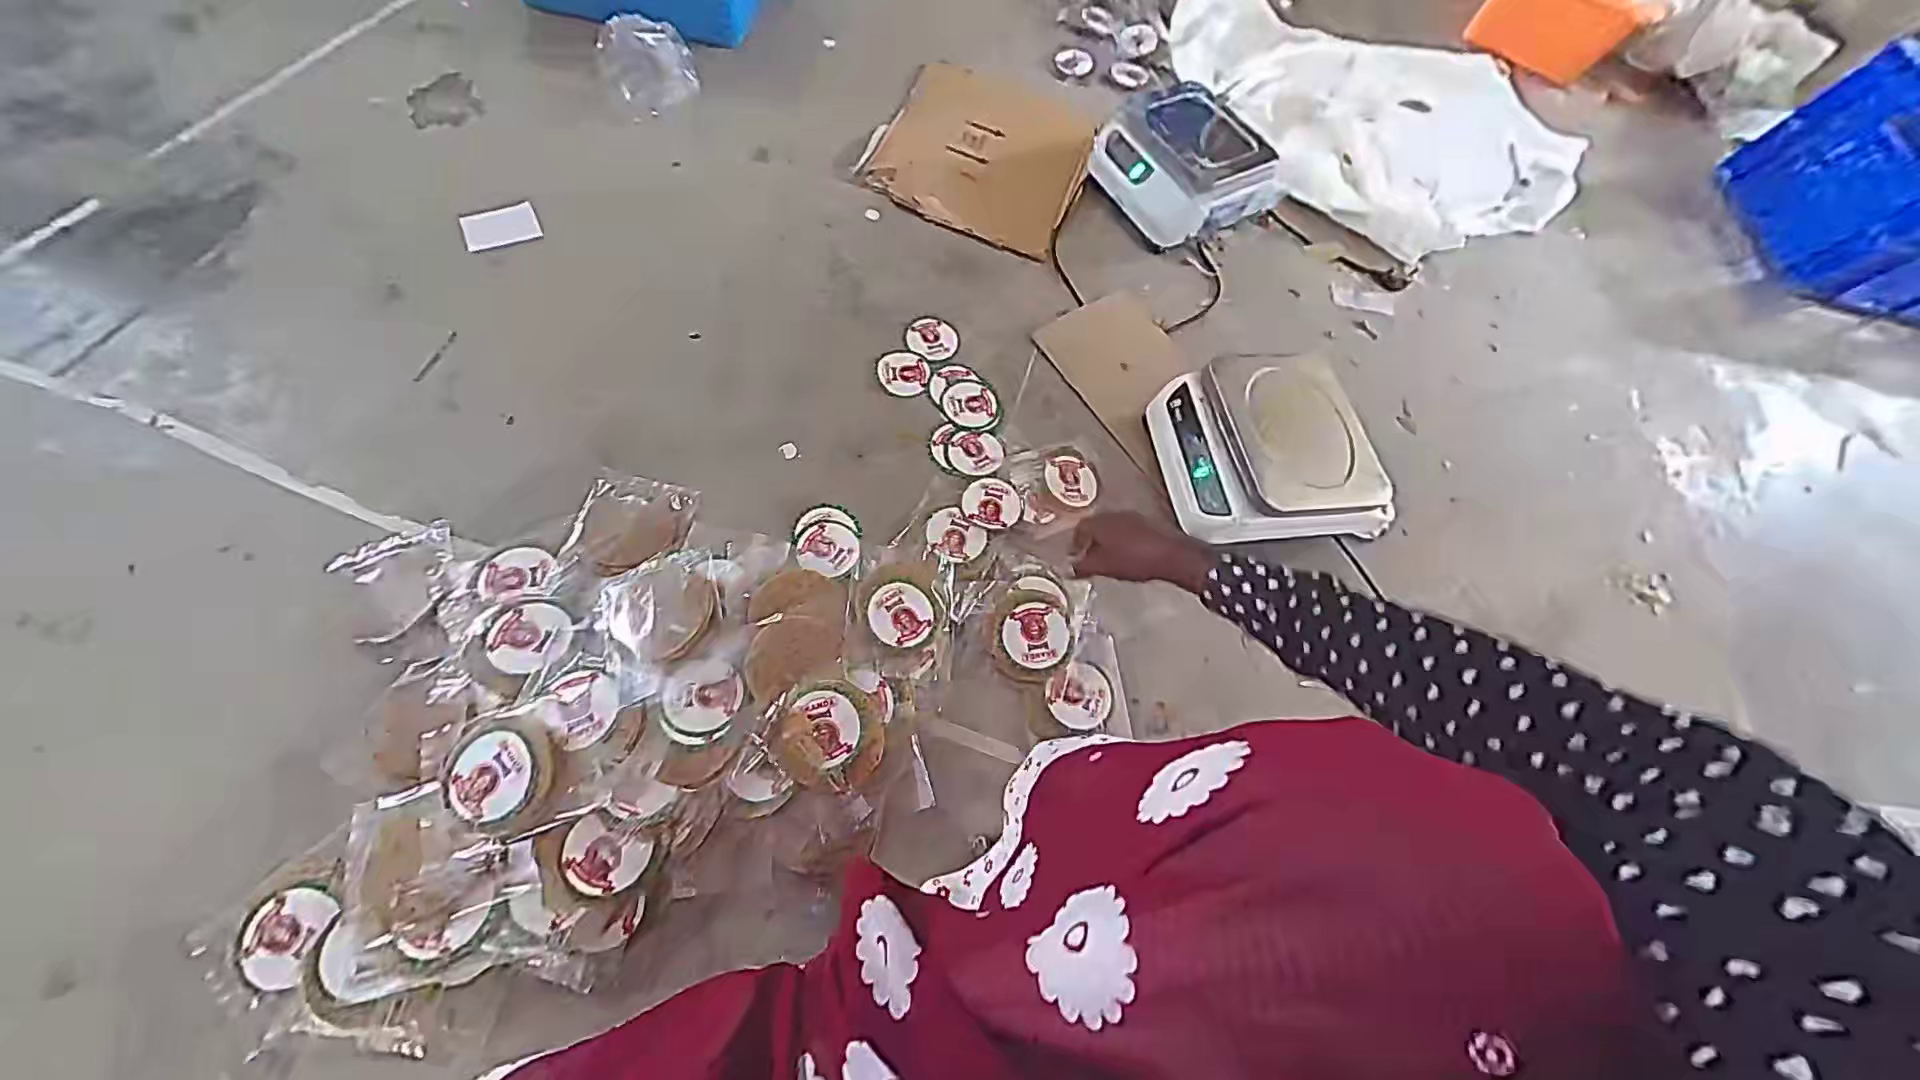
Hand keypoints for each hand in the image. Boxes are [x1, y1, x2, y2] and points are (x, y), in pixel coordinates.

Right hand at [1071, 511, 1214, 592]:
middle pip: (1096, 525)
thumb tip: (1071, 568)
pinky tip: (1127, 554)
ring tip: (1107, 557)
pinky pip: (1128, 530)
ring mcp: (1134, 518)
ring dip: (1108, 540)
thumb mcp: (1103, 567)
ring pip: (1113, 526)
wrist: (1172, 556)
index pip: (1080, 527)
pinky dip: (1123, 540)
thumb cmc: (1134, 559)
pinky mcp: (1149, 524)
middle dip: (1091, 540)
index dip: (1076, 542)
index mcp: (1100, 522)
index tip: (1075, 554)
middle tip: (1088, 555)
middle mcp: (1115, 515)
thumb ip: (1083, 566)